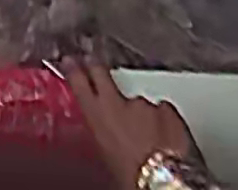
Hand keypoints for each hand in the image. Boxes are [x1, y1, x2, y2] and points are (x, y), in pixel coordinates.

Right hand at [63, 58, 208, 188]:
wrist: (166, 185)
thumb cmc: (131, 179)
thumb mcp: (105, 156)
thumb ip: (101, 132)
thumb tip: (101, 129)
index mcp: (96, 115)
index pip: (77, 80)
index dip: (73, 68)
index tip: (70, 60)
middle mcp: (117, 102)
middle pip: (101, 73)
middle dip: (96, 67)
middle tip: (93, 64)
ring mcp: (142, 103)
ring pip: (137, 101)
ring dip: (139, 112)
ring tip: (147, 137)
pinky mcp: (167, 109)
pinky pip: (162, 111)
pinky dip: (163, 121)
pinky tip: (166, 138)